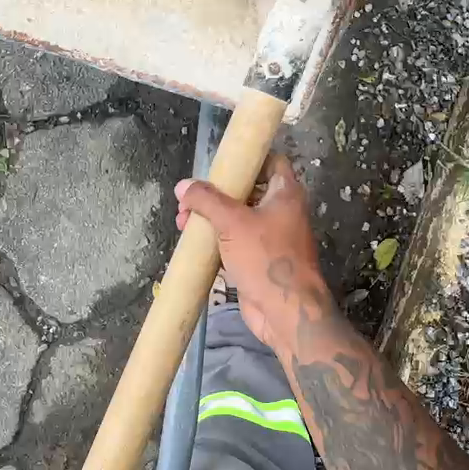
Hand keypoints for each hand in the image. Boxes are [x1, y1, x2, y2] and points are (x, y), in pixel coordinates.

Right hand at [174, 153, 331, 350]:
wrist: (286, 311)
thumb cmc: (266, 258)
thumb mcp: (233, 222)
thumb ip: (207, 200)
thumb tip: (183, 185)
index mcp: (285, 193)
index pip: (271, 161)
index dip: (247, 158)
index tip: (219, 163)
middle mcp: (281, 210)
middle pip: (247, 190)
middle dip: (216, 192)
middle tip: (188, 199)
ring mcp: (272, 236)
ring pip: (238, 217)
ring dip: (211, 217)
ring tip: (182, 222)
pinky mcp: (260, 259)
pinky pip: (236, 240)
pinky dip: (216, 239)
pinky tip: (194, 243)